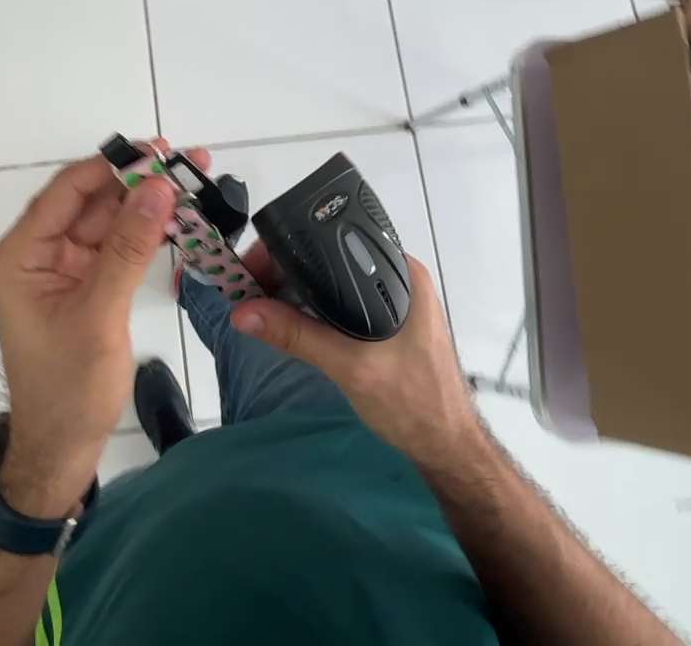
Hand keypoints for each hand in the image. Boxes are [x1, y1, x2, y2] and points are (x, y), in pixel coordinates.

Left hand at [0, 140, 200, 517]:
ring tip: (193, 180)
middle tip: (186, 160)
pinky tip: (177, 217)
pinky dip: (146, 231)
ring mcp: (65, 267)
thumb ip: (127, 250)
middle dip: (138, 180)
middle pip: (90, 200)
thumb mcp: (98, 315)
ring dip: (147, 202)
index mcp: (22, 254)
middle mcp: (40, 252)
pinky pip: (117, 245)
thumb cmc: (68, 387)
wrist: (62, 447)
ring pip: (108, 219)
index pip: (67, 191)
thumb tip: (157, 189)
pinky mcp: (87, 283)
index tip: (158, 151)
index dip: (112, 166)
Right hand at [230, 251, 479, 464]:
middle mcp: (395, 276)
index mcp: (399, 272)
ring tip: (258, 302)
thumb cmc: (413, 404)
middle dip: (283, 269)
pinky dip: (309, 306)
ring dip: (293, 289)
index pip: (332, 241)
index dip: (287, 248)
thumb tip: (243, 312)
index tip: (253, 267)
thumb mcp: (350, 367)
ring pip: (329, 280)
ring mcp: (390, 299)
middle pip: (327, 258)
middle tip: (247, 289)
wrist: (447, 448)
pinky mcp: (382, 320)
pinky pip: (336, 301)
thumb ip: (297, 337)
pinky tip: (287, 319)